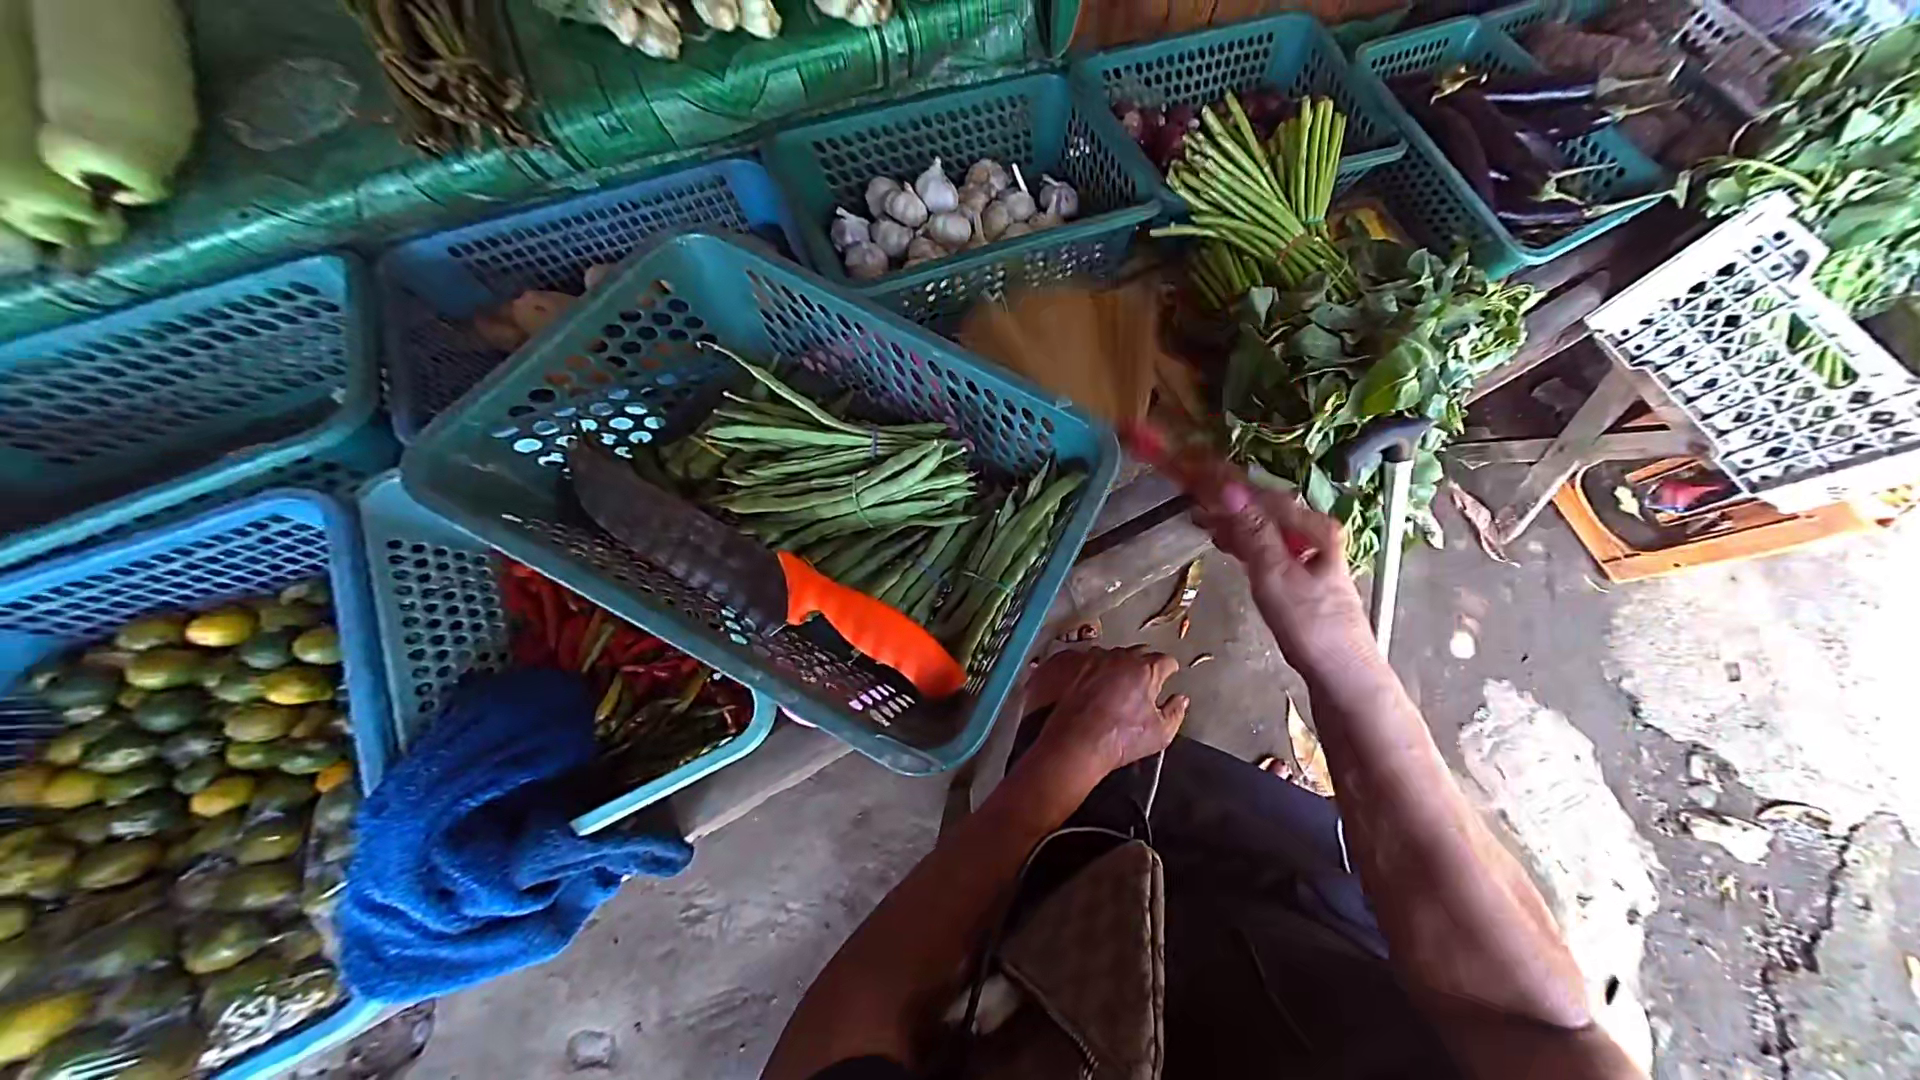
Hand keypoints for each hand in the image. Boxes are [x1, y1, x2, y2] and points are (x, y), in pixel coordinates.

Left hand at [1023, 647, 1188, 781]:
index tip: (1166, 675)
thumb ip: (1175, 712)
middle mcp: (1118, 657)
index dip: (1167, 670)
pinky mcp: (1067, 662)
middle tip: (1137, 686)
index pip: (1165, 661)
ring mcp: (1091, 657)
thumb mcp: (1160, 734)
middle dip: (1139, 667)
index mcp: (1145, 670)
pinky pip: (1081, 659)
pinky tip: (1084, 686)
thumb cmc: (1117, 739)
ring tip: (1107, 688)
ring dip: (1111, 666)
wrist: (1075, 742)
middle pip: (1136, 654)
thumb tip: (1180, 701)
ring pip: (1108, 655)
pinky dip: (1085, 669)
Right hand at [1181, 457, 1373, 664]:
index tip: (1195, 475)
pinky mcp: (1300, 576)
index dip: (1227, 484)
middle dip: (1227, 502)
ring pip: (1264, 529)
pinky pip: (1266, 548)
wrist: (1340, 671)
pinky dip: (1243, 543)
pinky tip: (1226, 543)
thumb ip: (1252, 531)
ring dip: (1232, 522)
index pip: (1262, 495)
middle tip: (1190, 497)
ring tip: (1200, 519)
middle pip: (1264, 509)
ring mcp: (1308, 556)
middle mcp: (1314, 535)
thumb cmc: (1310, 623)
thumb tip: (1229, 490)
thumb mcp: (1274, 573)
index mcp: (1315, 527)